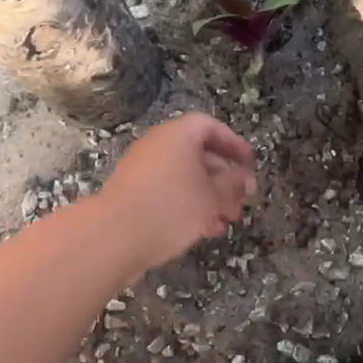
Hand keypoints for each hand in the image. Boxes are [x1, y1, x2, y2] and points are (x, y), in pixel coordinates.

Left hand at [97, 112, 257, 273]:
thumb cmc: (171, 206)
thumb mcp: (212, 196)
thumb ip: (232, 186)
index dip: (233, 143)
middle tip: (242, 199)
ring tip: (226, 221)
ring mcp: (143, 169)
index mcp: (179, 134)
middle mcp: (160, 144)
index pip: (211, 127)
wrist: (113, 236)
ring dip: (208, 196)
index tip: (249, 162)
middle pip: (199, 153)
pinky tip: (203, 229)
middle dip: (224, 177)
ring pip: (184, 176)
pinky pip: (168, 192)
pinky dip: (188, 205)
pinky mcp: (133, 194)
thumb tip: (245, 179)